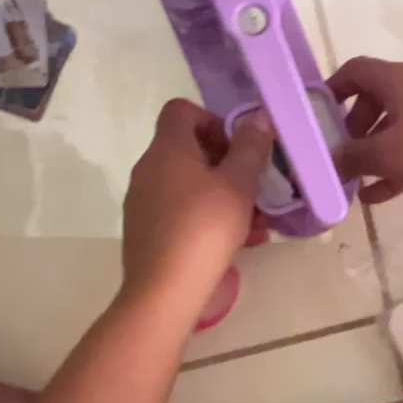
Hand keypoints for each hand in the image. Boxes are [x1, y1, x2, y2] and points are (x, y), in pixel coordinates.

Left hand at [121, 100, 273, 307]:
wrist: (165, 291)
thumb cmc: (204, 229)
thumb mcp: (239, 185)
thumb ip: (251, 148)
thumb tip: (258, 117)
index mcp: (167, 150)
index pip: (182, 111)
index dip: (215, 121)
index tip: (240, 149)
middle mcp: (149, 170)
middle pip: (190, 151)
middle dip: (229, 166)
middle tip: (256, 188)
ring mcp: (145, 202)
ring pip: (191, 186)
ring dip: (226, 196)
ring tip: (257, 223)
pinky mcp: (148, 232)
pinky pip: (183, 212)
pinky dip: (210, 218)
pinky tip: (238, 242)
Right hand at [328, 57, 402, 207]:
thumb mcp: (385, 156)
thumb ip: (352, 156)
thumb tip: (330, 160)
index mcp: (398, 80)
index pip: (354, 70)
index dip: (331, 89)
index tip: (317, 116)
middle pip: (373, 101)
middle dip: (352, 129)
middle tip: (339, 154)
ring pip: (393, 128)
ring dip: (371, 152)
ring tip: (354, 181)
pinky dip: (394, 167)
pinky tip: (377, 196)